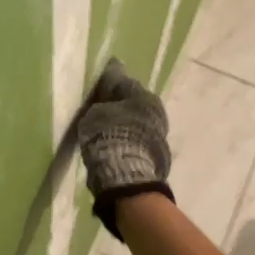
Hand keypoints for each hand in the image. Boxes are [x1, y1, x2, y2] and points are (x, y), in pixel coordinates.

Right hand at [77, 58, 170, 196]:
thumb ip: (101, 104)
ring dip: (126, 123)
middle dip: (121, 104)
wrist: (126, 172)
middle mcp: (156, 110)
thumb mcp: (95, 113)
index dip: (109, 83)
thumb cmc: (109, 134)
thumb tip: (104, 103)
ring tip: (109, 129)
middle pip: (135, 102)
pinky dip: (129, 139)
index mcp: (143, 95)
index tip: (100, 85)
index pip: (124, 82)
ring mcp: (159, 133)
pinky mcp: (157, 154)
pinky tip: (117, 144)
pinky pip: (138, 140)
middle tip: (103, 108)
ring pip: (138, 122)